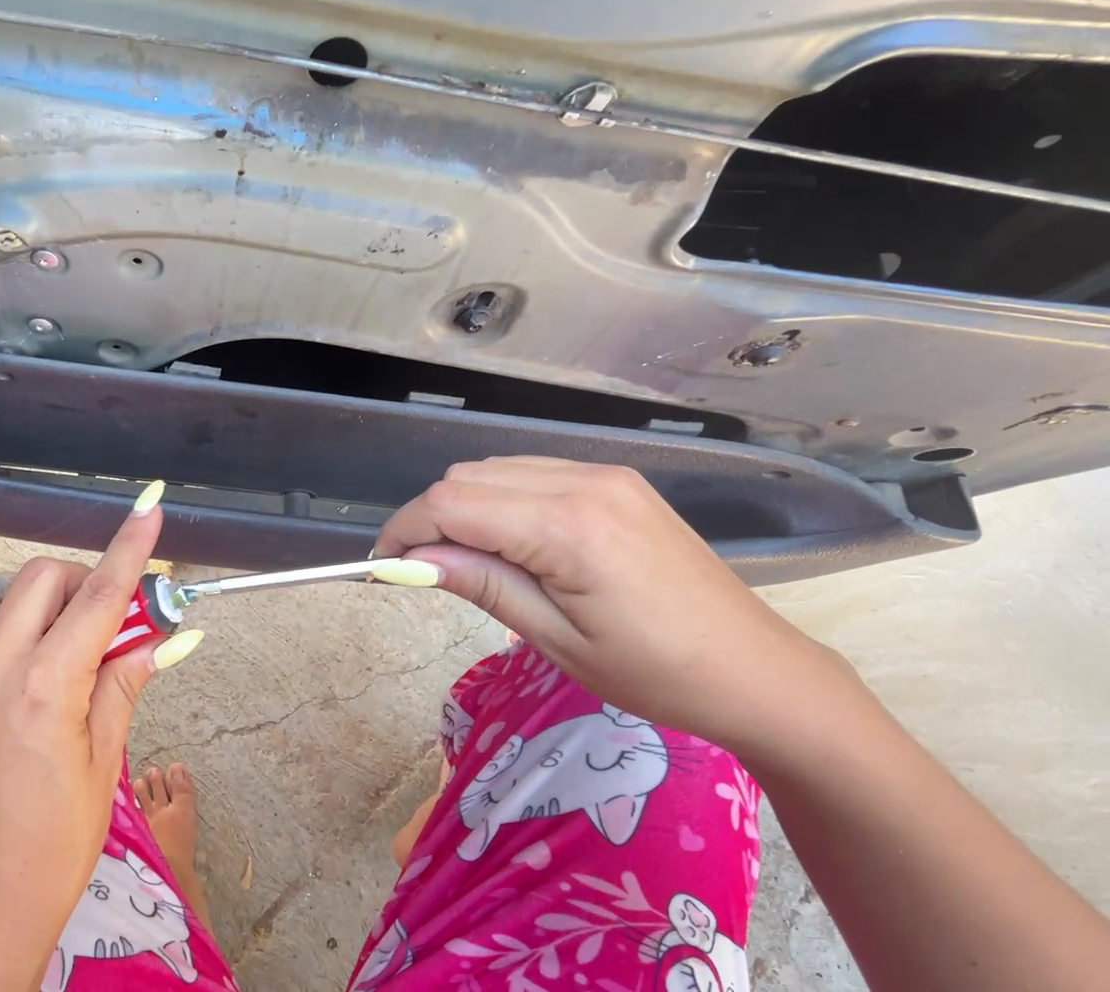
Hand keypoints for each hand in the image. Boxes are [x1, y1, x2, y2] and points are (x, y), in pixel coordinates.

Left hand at [0, 486, 166, 991]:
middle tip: (109, 618)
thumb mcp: (105, 762)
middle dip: (83, 579)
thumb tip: (162, 637)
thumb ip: (125, 683)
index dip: (130, 548)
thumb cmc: (58, 843)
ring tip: (51, 632)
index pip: (100, 597)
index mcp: (48, 686)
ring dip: (25, 595)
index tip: (150, 508)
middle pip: (42, 577)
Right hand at [373, 457, 852, 749]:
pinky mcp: (615, 481)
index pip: (452, 503)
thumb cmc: (654, 673)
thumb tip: (412, 559)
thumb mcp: (555, 639)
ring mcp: (604, 474)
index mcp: (569, 527)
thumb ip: (480, 584)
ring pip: (494, 469)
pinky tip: (510, 542)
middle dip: (431, 519)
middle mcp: (584, 482)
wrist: (756, 670)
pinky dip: (499, 500)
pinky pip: (530, 472)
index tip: (385, 566)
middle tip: (426, 572)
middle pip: (467, 477)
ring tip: (467, 562)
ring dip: (463, 507)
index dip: (406, 530)